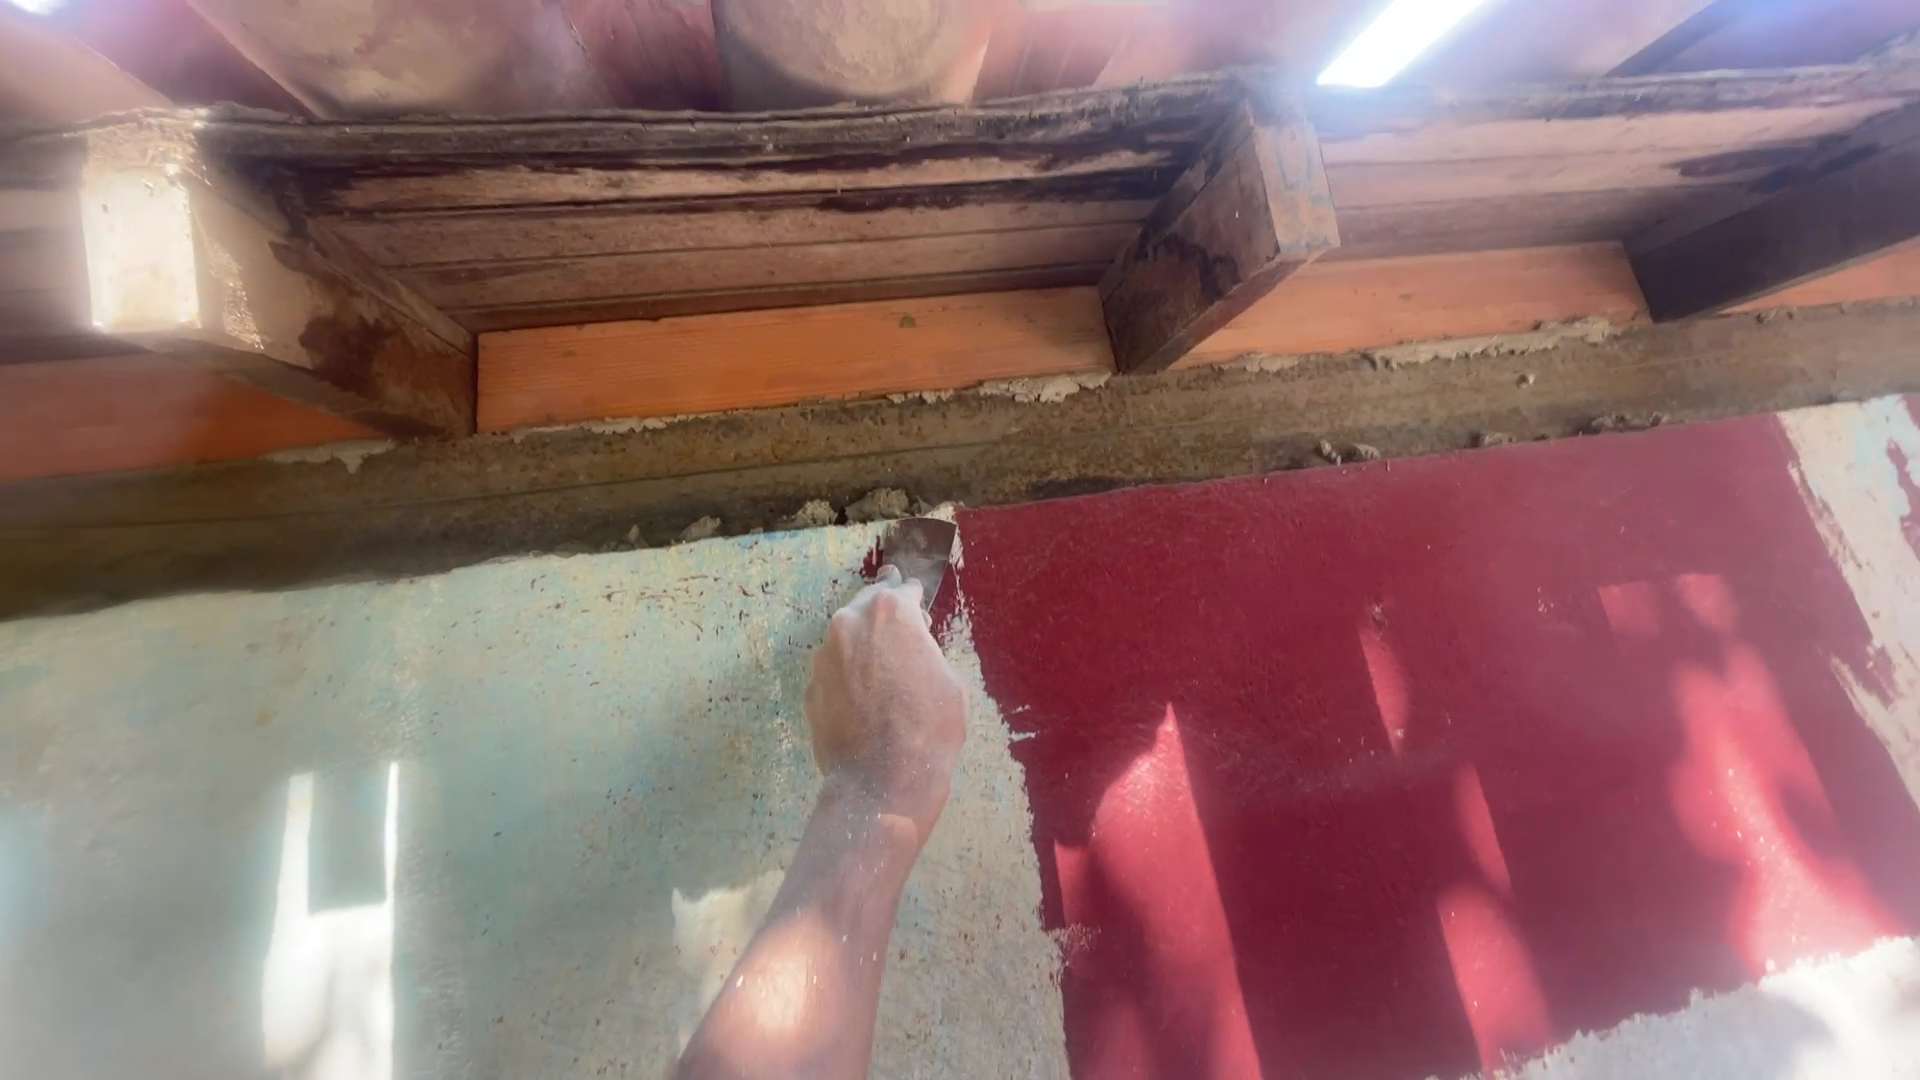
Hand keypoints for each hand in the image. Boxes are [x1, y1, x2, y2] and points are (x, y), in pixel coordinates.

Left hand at [804, 565, 966, 845]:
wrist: (883, 782)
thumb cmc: (929, 728)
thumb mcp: (948, 679)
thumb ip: (923, 648)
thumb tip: (910, 646)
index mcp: (889, 612)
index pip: (902, 589)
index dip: (913, 597)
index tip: (916, 599)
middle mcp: (848, 624)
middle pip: (868, 605)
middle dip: (883, 614)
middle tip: (896, 622)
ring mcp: (823, 657)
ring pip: (847, 638)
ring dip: (863, 646)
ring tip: (883, 670)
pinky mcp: (811, 688)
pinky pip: (834, 671)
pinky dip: (848, 676)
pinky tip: (865, 699)